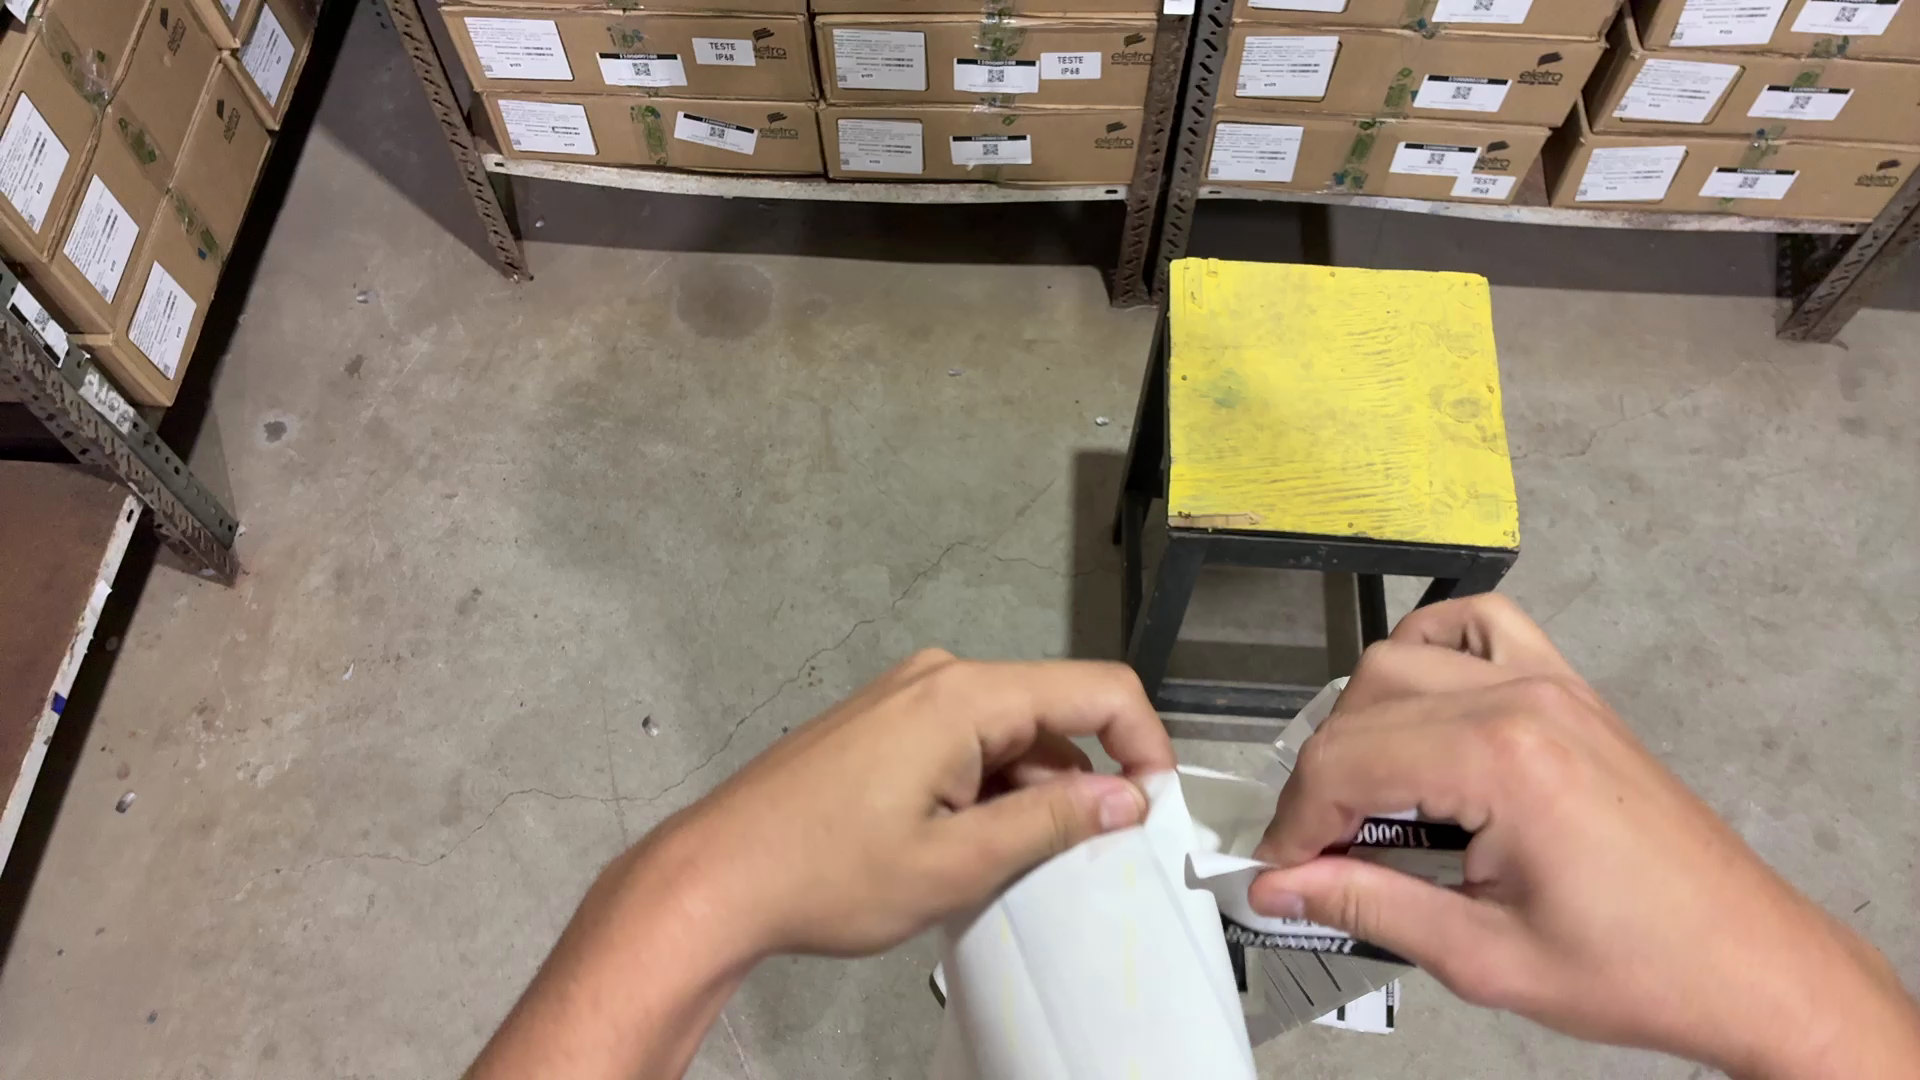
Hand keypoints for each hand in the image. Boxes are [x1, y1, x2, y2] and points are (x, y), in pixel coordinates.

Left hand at [655, 649, 1175, 956]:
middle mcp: (943, 674)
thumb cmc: (834, 872)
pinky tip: (968, 836)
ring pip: (1010, 728)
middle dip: (1083, 776)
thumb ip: (1050, 822)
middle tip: (1085, 857)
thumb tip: (1130, 797)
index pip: (1096, 688)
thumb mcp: (955, 864)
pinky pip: (969, 736)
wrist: (718, 872)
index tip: (1154, 811)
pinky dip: (991, 781)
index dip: (1144, 742)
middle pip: (1051, 709)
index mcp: (965, 695)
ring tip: (1013, 860)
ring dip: (1032, 786)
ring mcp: (911, 691)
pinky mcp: (889, 715)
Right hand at [1248, 595, 1919, 1078]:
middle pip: (1359, 712)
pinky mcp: (1560, 682)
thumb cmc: (1634, 972)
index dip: (1295, 821)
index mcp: (1500, 761)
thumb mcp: (1485, 959)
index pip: (1344, 766)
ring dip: (1358, 723)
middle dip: (1321, 783)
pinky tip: (1419, 693)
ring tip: (1368, 790)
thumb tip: (1274, 888)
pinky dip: (1426, 645)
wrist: (1759, 967)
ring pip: (1395, 662)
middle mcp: (1514, 698)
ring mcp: (1541, 679)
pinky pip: (1472, 625)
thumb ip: (1366, 906)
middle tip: (1323, 846)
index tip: (1281, 869)